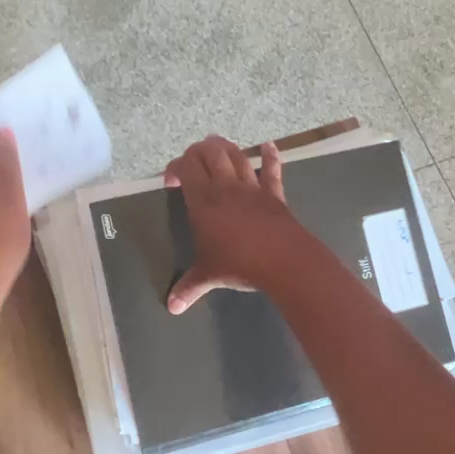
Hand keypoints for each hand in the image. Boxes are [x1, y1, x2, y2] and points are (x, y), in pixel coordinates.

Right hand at [163, 136, 308, 313]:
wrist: (284, 261)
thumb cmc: (239, 264)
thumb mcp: (208, 275)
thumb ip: (188, 287)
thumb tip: (171, 307)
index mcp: (204, 200)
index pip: (186, 167)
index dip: (175, 167)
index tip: (170, 182)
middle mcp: (226, 187)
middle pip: (210, 152)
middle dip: (197, 150)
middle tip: (191, 161)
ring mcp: (252, 187)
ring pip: (236, 155)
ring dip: (225, 147)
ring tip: (216, 146)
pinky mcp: (274, 194)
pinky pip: (271, 170)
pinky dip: (270, 156)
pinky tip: (269, 146)